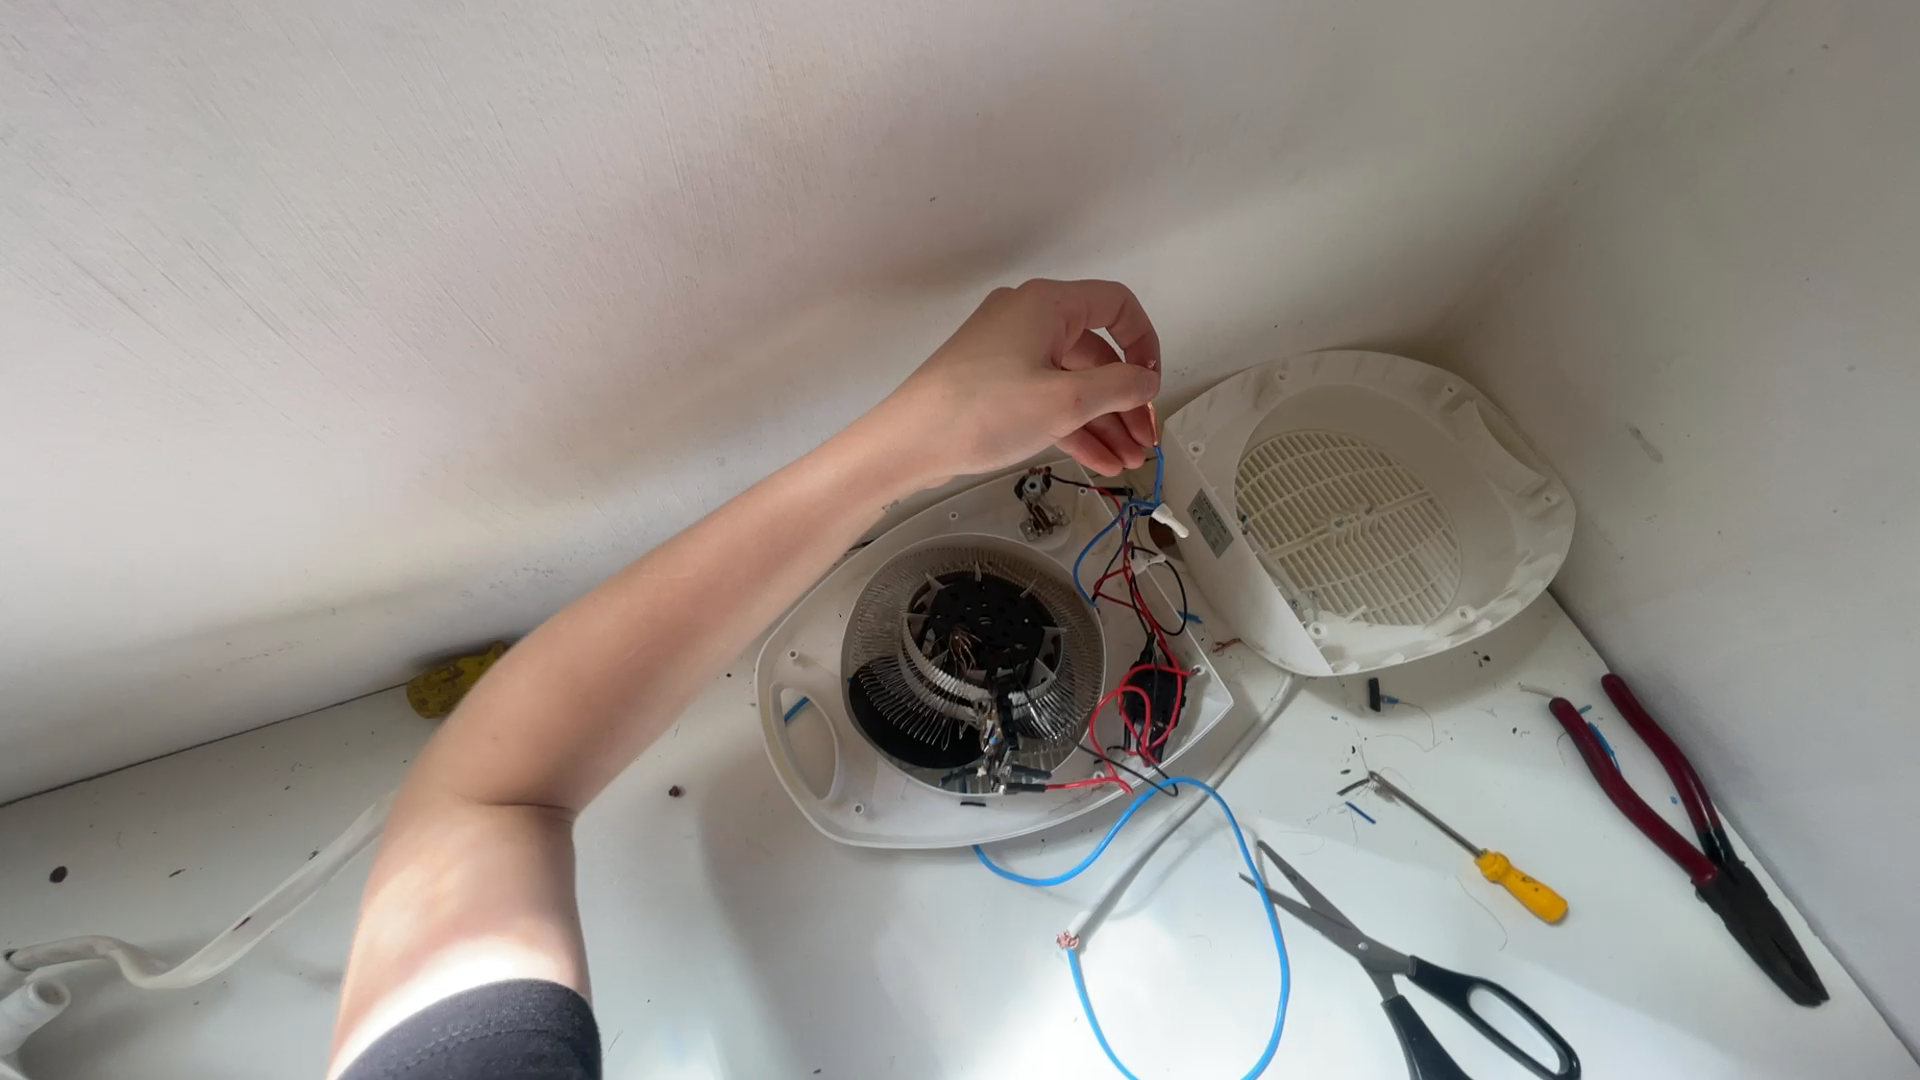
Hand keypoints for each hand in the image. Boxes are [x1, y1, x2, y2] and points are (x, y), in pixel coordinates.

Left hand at [866, 279, 1161, 482]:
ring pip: (1070, 384)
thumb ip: (1119, 387)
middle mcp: (1027, 321)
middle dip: (1124, 402)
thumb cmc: (981, 412)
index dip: (1145, 343)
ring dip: (1102, 422)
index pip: (1116, 307)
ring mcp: (1007, 354)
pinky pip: (1045, 400)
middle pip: (1095, 355)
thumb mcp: (1066, 400)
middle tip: (1143, 442)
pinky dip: (1071, 427)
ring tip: (1125, 462)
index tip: (1153, 383)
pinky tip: (1096, 461)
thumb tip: (1147, 381)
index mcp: (1046, 305)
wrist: (909, 444)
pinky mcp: (993, 386)